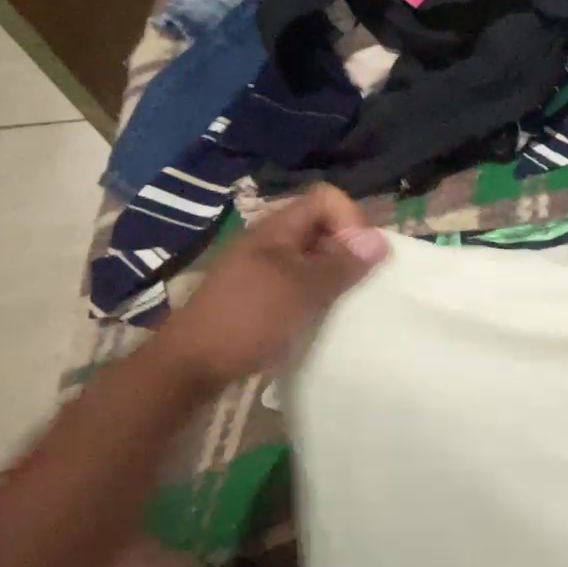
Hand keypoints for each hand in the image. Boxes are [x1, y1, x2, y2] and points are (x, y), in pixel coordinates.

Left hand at [151, 184, 389, 389]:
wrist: (186, 368)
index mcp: (277, 229)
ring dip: (333, 273)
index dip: (351, 219)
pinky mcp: (257, 295)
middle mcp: (270, 241)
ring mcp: (261, 268)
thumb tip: (381, 241)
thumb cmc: (246, 319)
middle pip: (322, 225)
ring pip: (312, 255)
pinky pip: (298, 280)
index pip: (327, 198)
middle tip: (357, 282)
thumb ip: (343, 264)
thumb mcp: (302, 290)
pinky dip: (315, 292)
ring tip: (341, 302)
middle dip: (347, 248)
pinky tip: (317, 316)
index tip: (359, 256)